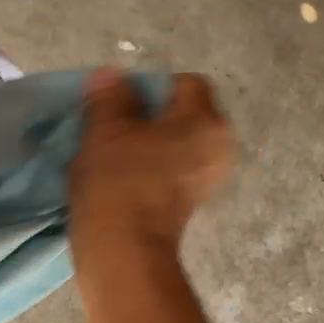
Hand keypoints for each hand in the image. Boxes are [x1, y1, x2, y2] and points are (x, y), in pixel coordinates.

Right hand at [68, 71, 234, 254]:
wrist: (123, 248)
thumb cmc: (116, 183)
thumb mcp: (104, 133)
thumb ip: (109, 99)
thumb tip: (109, 74)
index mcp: (205, 120)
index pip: (183, 82)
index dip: (146, 86)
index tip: (113, 106)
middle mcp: (219, 143)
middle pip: (182, 114)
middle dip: (146, 117)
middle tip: (107, 131)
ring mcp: (209, 175)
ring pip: (176, 142)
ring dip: (146, 144)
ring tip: (111, 157)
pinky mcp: (191, 200)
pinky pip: (172, 168)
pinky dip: (149, 168)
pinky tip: (122, 180)